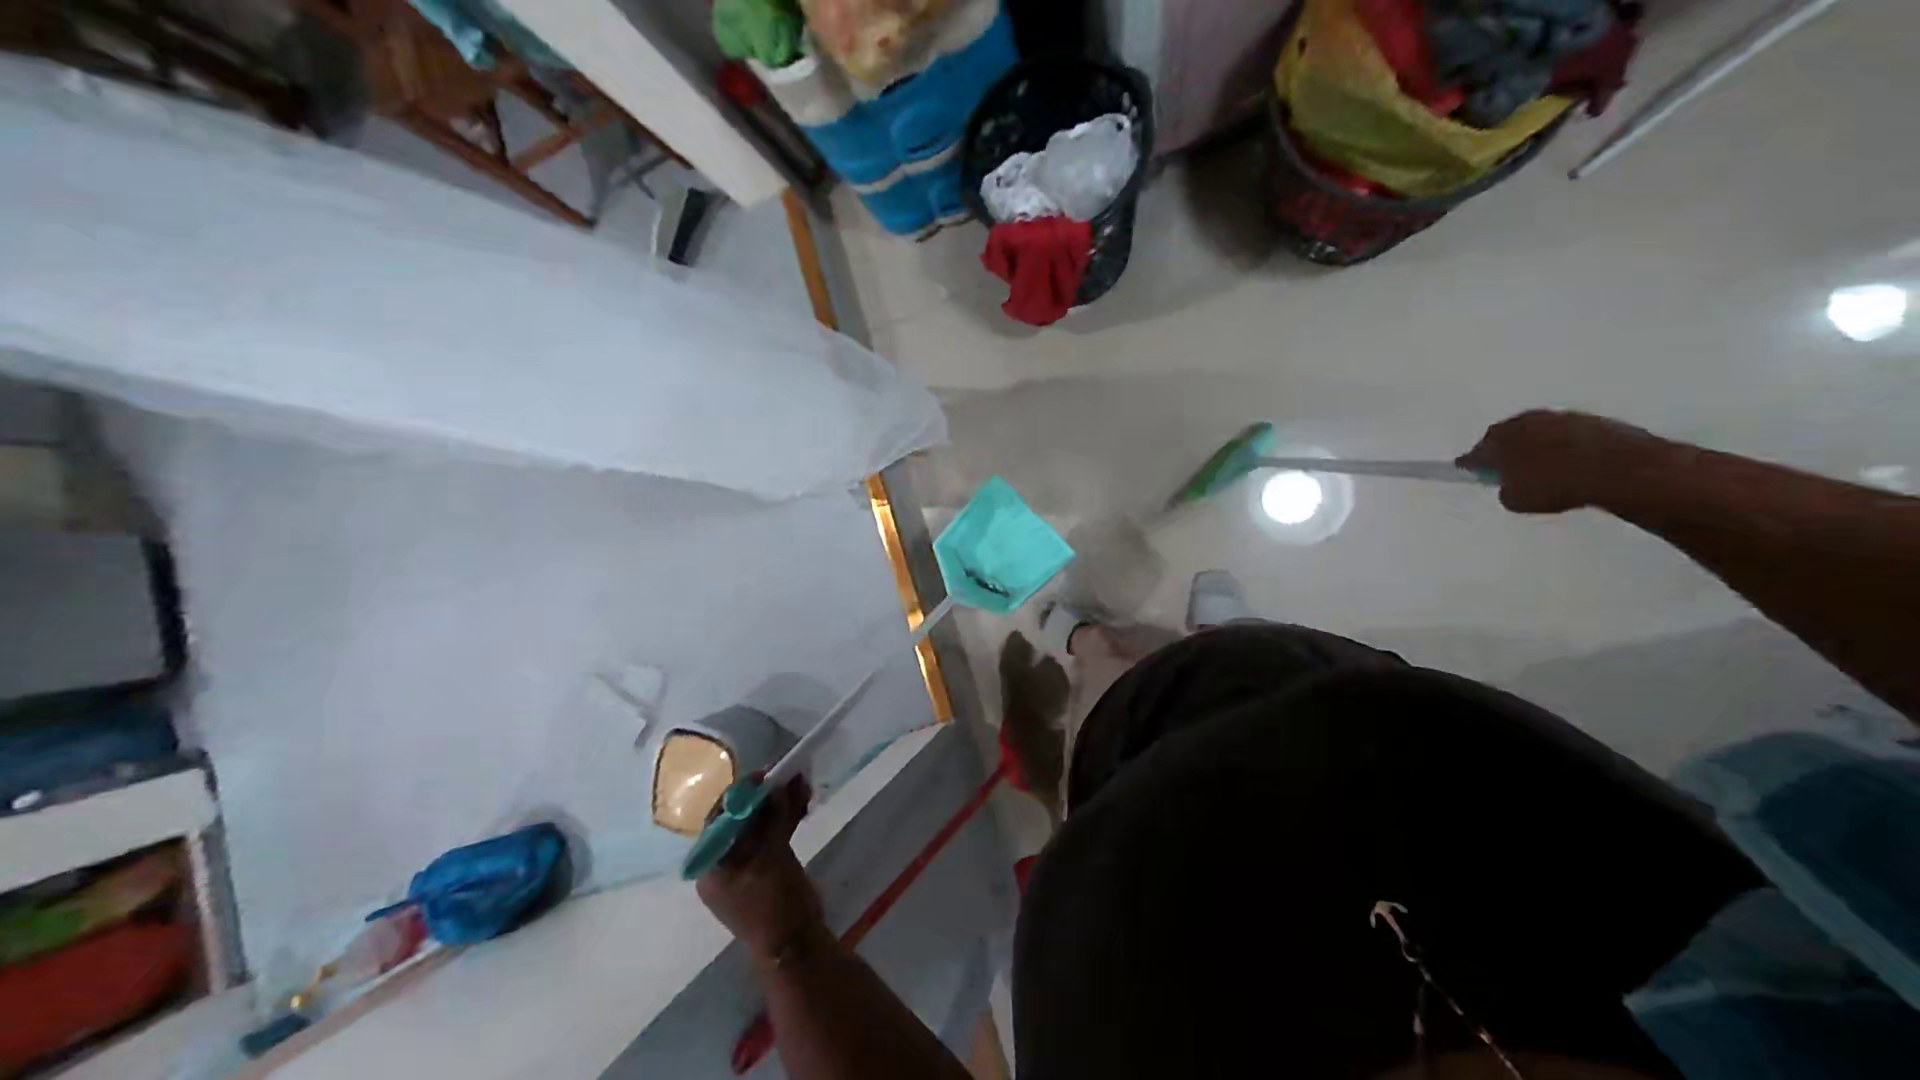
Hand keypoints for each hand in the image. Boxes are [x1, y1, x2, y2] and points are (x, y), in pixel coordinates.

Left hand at [695, 775, 825, 962]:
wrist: (798, 948)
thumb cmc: (775, 906)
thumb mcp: (773, 859)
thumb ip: (773, 820)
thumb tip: (775, 786)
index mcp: (712, 867)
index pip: (719, 820)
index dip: (740, 795)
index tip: (763, 775)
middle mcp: (725, 864)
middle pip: (742, 820)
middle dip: (765, 797)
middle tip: (786, 774)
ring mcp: (748, 866)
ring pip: (761, 825)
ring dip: (780, 804)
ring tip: (802, 781)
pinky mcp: (768, 868)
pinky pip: (774, 836)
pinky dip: (787, 818)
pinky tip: (804, 800)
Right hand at [1458, 410, 1672, 513]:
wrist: (1621, 470)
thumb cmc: (1558, 486)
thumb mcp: (1518, 501)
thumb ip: (1505, 490)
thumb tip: (1510, 484)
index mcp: (1498, 441)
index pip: (1473, 455)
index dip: (1472, 466)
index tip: (1473, 474)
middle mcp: (1522, 422)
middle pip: (1503, 437)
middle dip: (1503, 452)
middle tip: (1510, 473)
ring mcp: (1557, 417)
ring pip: (1534, 433)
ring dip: (1534, 446)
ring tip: (1547, 470)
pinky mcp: (1588, 419)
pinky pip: (1563, 433)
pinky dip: (1562, 445)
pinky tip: (1573, 464)